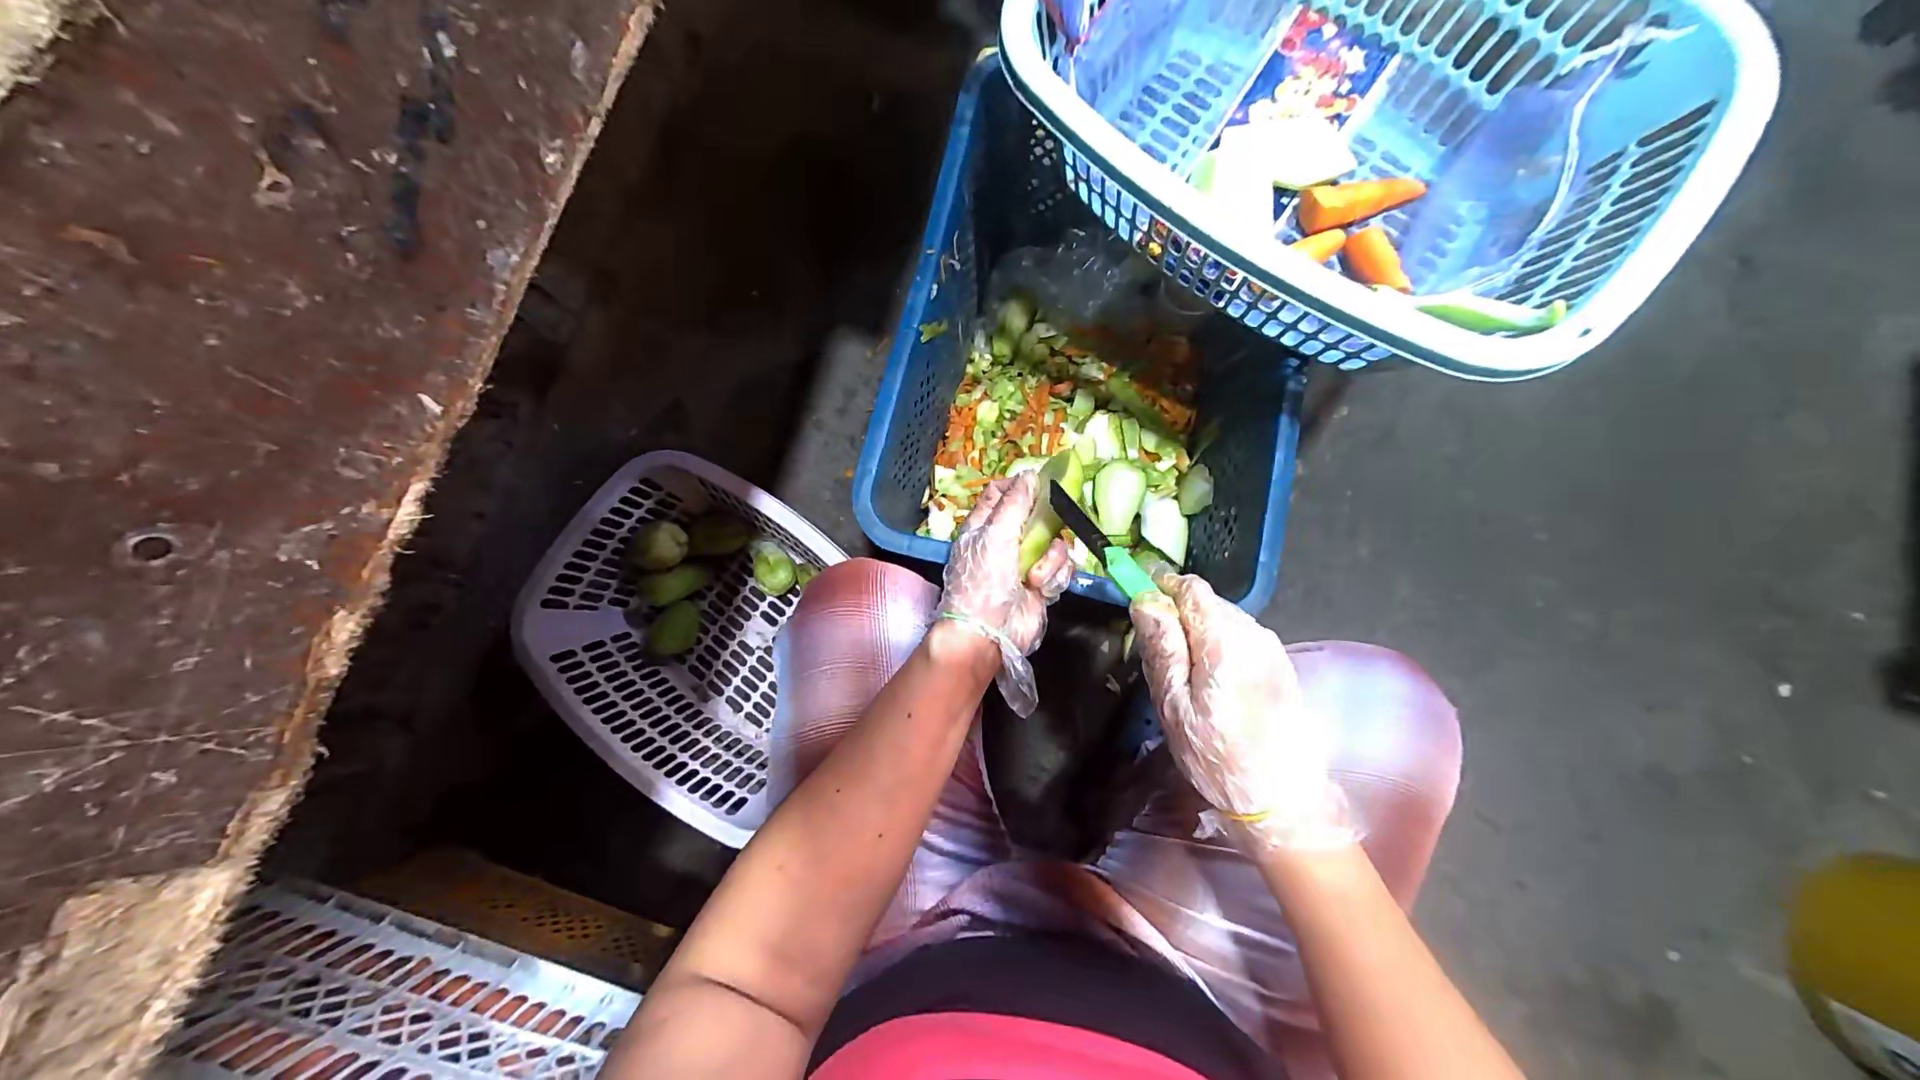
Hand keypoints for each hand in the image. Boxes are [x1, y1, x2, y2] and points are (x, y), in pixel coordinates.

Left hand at [937, 472, 1073, 713]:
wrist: (989, 632)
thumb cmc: (983, 581)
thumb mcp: (995, 535)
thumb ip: (1015, 503)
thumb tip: (1029, 475)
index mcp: (984, 526)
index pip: (1001, 493)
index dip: (1019, 486)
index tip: (1039, 484)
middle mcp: (1005, 541)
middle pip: (1036, 515)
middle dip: (1046, 522)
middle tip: (1049, 527)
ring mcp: (1025, 562)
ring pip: (1055, 542)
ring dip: (1050, 558)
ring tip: (1034, 576)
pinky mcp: (1043, 583)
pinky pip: (1062, 566)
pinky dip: (1054, 576)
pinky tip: (1041, 588)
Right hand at [1129, 574, 1360, 850]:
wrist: (1283, 800)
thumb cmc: (1218, 758)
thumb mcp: (1175, 708)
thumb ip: (1163, 650)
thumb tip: (1146, 602)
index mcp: (1224, 643)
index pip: (1192, 589)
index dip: (1162, 588)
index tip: (1142, 606)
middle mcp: (1254, 635)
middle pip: (1208, 601)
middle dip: (1179, 615)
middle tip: (1159, 654)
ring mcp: (1271, 648)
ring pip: (1224, 617)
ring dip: (1198, 630)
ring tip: (1185, 673)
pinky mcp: (1280, 663)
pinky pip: (1240, 635)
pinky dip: (1219, 645)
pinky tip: (1212, 680)